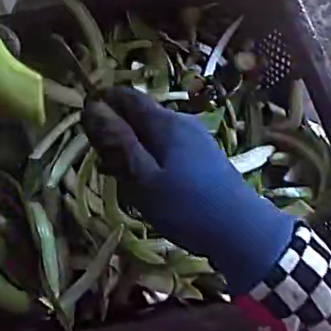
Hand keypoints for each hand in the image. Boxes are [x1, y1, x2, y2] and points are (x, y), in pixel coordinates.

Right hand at [82, 88, 296, 292]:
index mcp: (164, 122)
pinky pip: (166, 147)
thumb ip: (117, 141)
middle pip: (138, 114)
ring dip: (132, 149)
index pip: (126, 96)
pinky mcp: (203, 157)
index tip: (86, 128)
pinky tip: (149, 186)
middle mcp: (181, 122)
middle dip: (116, 132)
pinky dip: (149, 160)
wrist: (244, 234)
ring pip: (151, 133)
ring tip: (124, 181)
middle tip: (105, 165)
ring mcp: (195, 139)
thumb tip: (92, 106)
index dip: (102, 104)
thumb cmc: (187, 207)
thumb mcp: (142, 177)